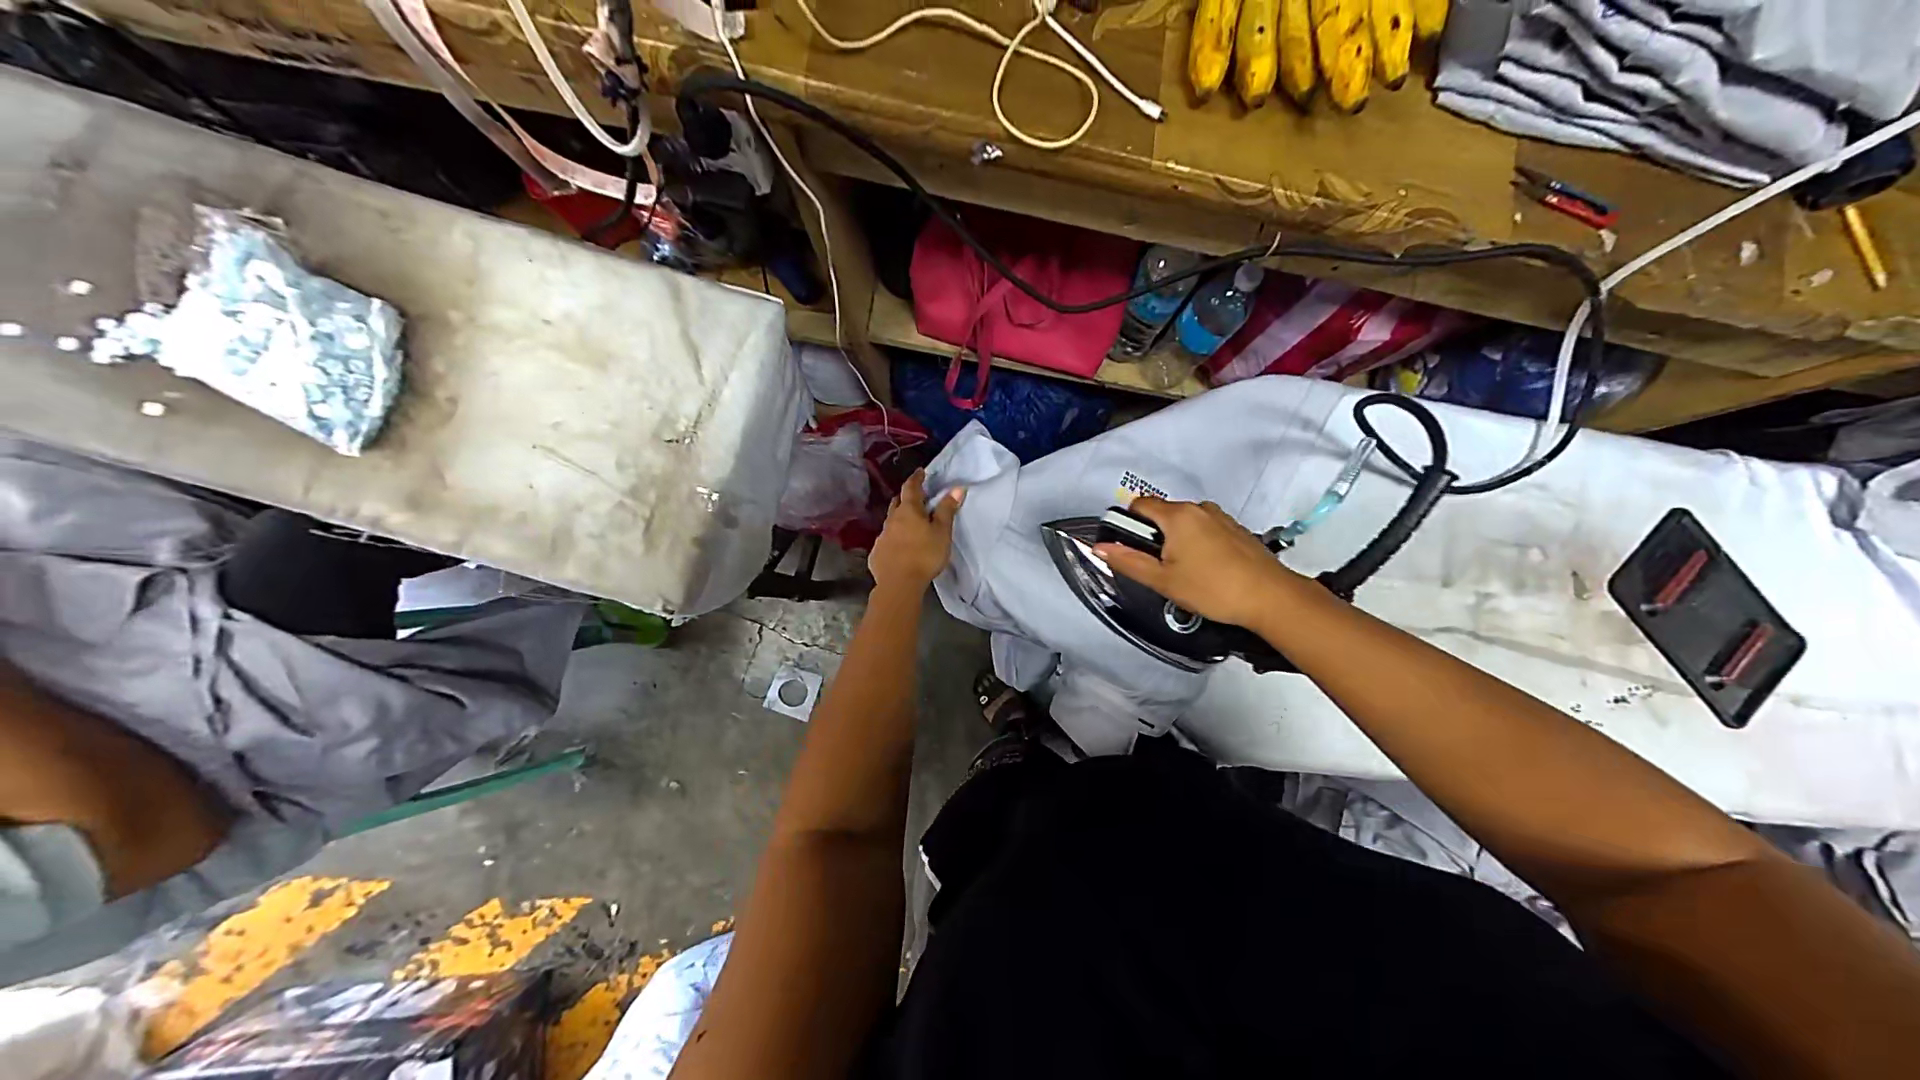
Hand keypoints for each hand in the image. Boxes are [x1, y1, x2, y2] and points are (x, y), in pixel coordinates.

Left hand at [868, 470, 963, 592]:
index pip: (911, 487)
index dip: (916, 478)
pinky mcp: (877, 553)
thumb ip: (947, 510)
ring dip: (899, 519)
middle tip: (915, 497)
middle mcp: (892, 519)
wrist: (899, 583)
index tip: (920, 472)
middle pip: (897, 502)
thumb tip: (957, 487)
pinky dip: (894, 538)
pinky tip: (899, 547)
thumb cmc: (925, 555)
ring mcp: (882, 537)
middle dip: (906, 497)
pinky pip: (886, 540)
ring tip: (909, 523)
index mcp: (909, 511)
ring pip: (890, 522)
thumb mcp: (942, 532)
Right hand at [1092, 497, 1305, 631]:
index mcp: (1177, 516)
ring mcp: (1220, 517)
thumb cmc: (1215, 589)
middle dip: (1154, 536)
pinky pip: (1205, 529)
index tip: (1131, 548)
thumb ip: (1128, 561)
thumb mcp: (1162, 580)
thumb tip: (1101, 548)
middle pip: (1162, 513)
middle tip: (1159, 568)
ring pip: (1185, 522)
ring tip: (1184, 572)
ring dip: (1177, 540)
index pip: (1138, 505)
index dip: (1128, 525)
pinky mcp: (1236, 529)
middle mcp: (1199, 509)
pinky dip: (1199, 544)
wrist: (1270, 597)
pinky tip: (1206, 570)